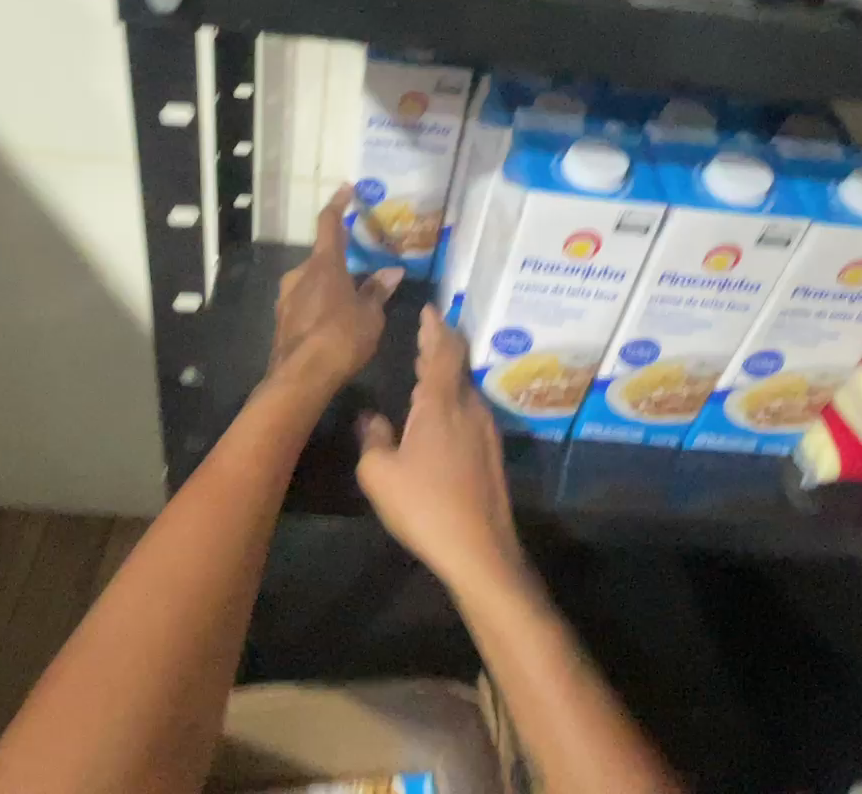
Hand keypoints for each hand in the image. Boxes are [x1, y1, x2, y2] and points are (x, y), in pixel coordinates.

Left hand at [270, 185, 402, 394]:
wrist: (301, 377)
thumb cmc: (341, 338)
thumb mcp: (370, 315)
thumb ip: (378, 291)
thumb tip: (392, 272)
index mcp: (324, 265)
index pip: (330, 224)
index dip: (338, 205)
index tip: (346, 189)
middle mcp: (300, 274)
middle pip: (322, 258)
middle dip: (341, 263)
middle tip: (362, 273)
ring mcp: (286, 297)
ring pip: (312, 282)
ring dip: (330, 287)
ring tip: (352, 304)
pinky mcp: (282, 320)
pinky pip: (305, 302)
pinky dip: (320, 305)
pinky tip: (333, 324)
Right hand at [356, 305, 523, 591]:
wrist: (481, 551)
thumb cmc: (425, 506)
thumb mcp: (379, 473)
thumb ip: (372, 438)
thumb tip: (370, 418)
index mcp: (441, 403)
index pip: (442, 351)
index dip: (435, 328)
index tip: (430, 309)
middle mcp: (469, 408)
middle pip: (457, 365)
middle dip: (440, 346)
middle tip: (425, 332)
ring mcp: (486, 431)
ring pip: (465, 389)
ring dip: (447, 373)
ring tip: (427, 367)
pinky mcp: (491, 454)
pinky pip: (469, 410)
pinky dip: (453, 397)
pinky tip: (441, 412)